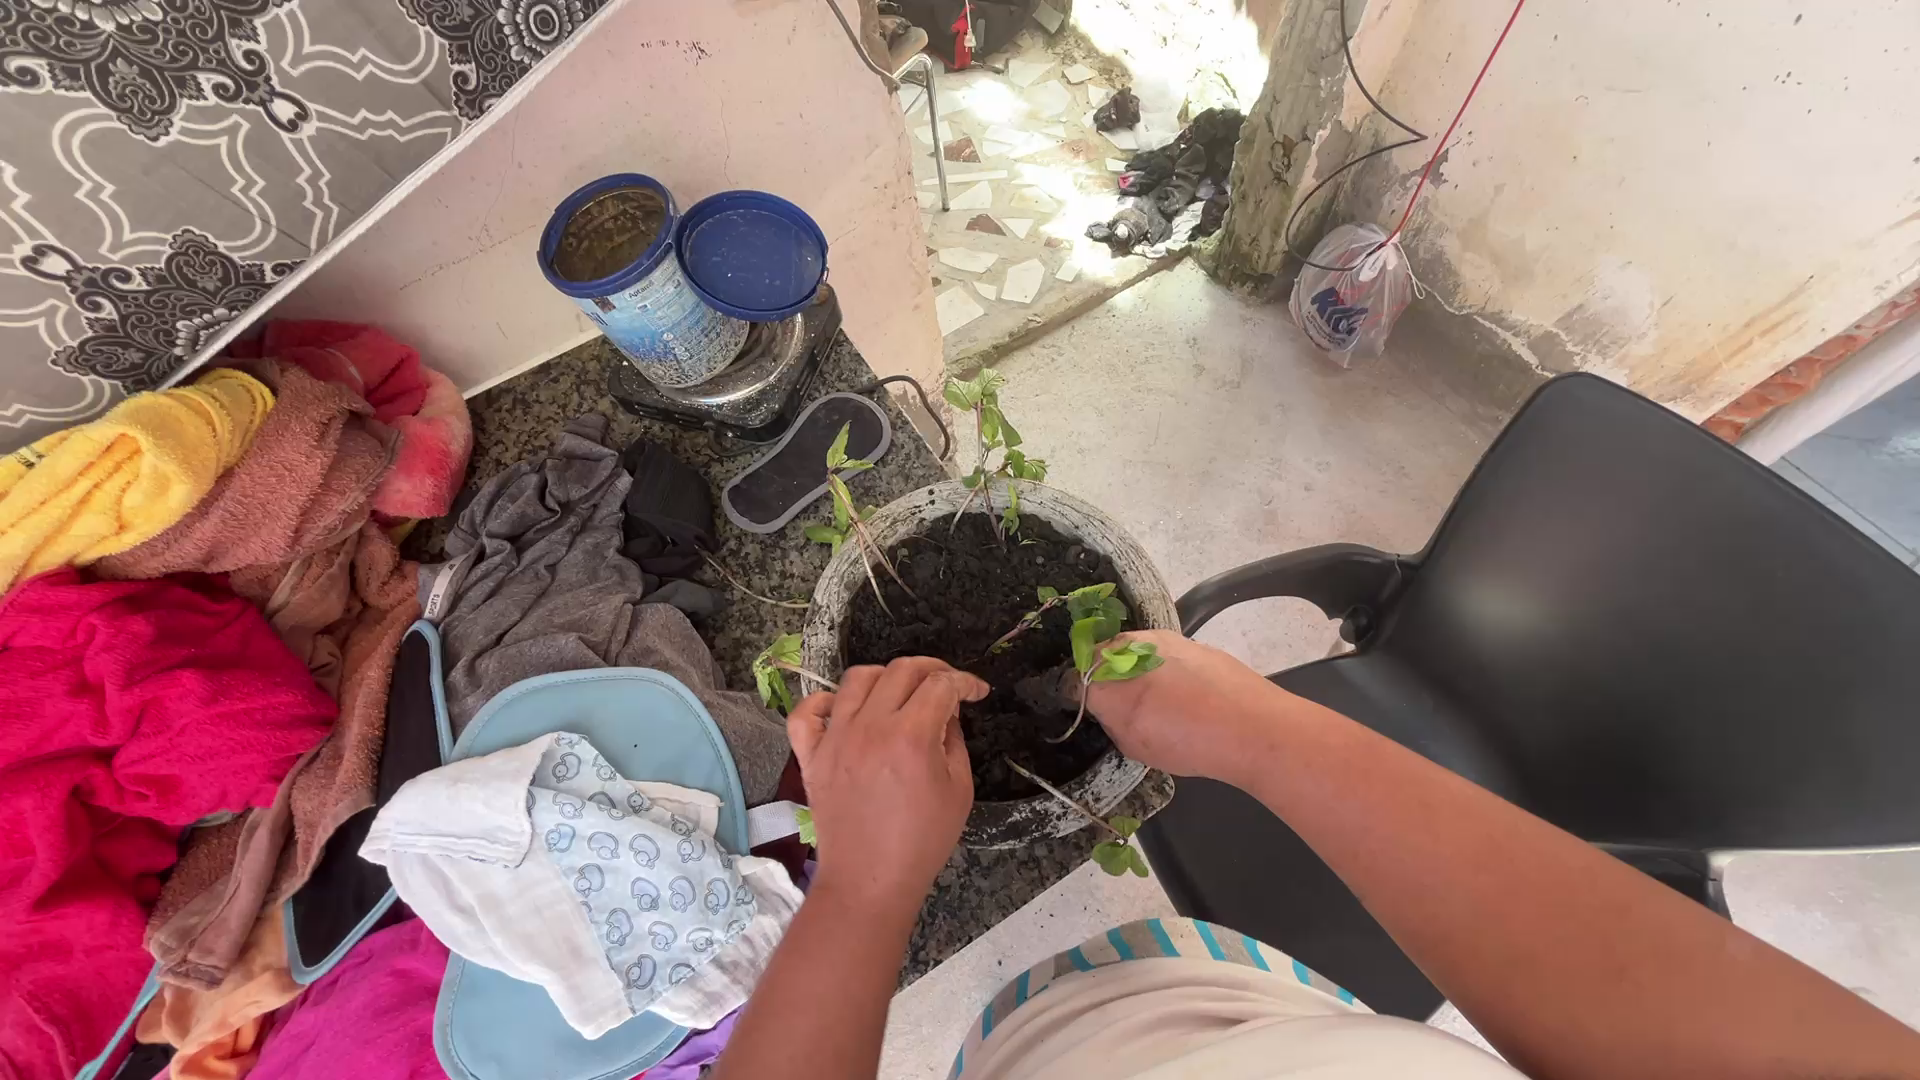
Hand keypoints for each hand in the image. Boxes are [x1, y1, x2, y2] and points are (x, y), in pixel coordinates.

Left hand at [787, 657, 987, 925]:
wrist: (868, 882)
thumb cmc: (921, 842)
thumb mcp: (959, 790)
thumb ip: (954, 740)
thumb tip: (946, 710)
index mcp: (912, 737)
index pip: (942, 684)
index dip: (966, 682)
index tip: (976, 692)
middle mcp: (871, 727)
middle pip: (902, 669)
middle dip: (932, 668)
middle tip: (946, 685)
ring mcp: (835, 738)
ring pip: (858, 677)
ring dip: (886, 676)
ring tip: (900, 693)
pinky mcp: (811, 755)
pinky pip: (807, 712)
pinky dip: (824, 702)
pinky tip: (843, 711)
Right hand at [1083, 630, 1295, 787]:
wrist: (1252, 726)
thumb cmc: (1188, 743)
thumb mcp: (1133, 745)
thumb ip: (1111, 720)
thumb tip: (1107, 708)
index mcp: (1106, 679)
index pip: (1072, 681)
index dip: (1074, 695)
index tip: (1084, 708)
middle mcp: (1126, 649)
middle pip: (1098, 656)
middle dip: (1101, 676)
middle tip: (1119, 704)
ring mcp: (1160, 640)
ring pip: (1130, 649)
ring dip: (1131, 667)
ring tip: (1154, 699)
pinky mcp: (1189, 641)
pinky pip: (1162, 651)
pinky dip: (1162, 667)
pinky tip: (1183, 693)